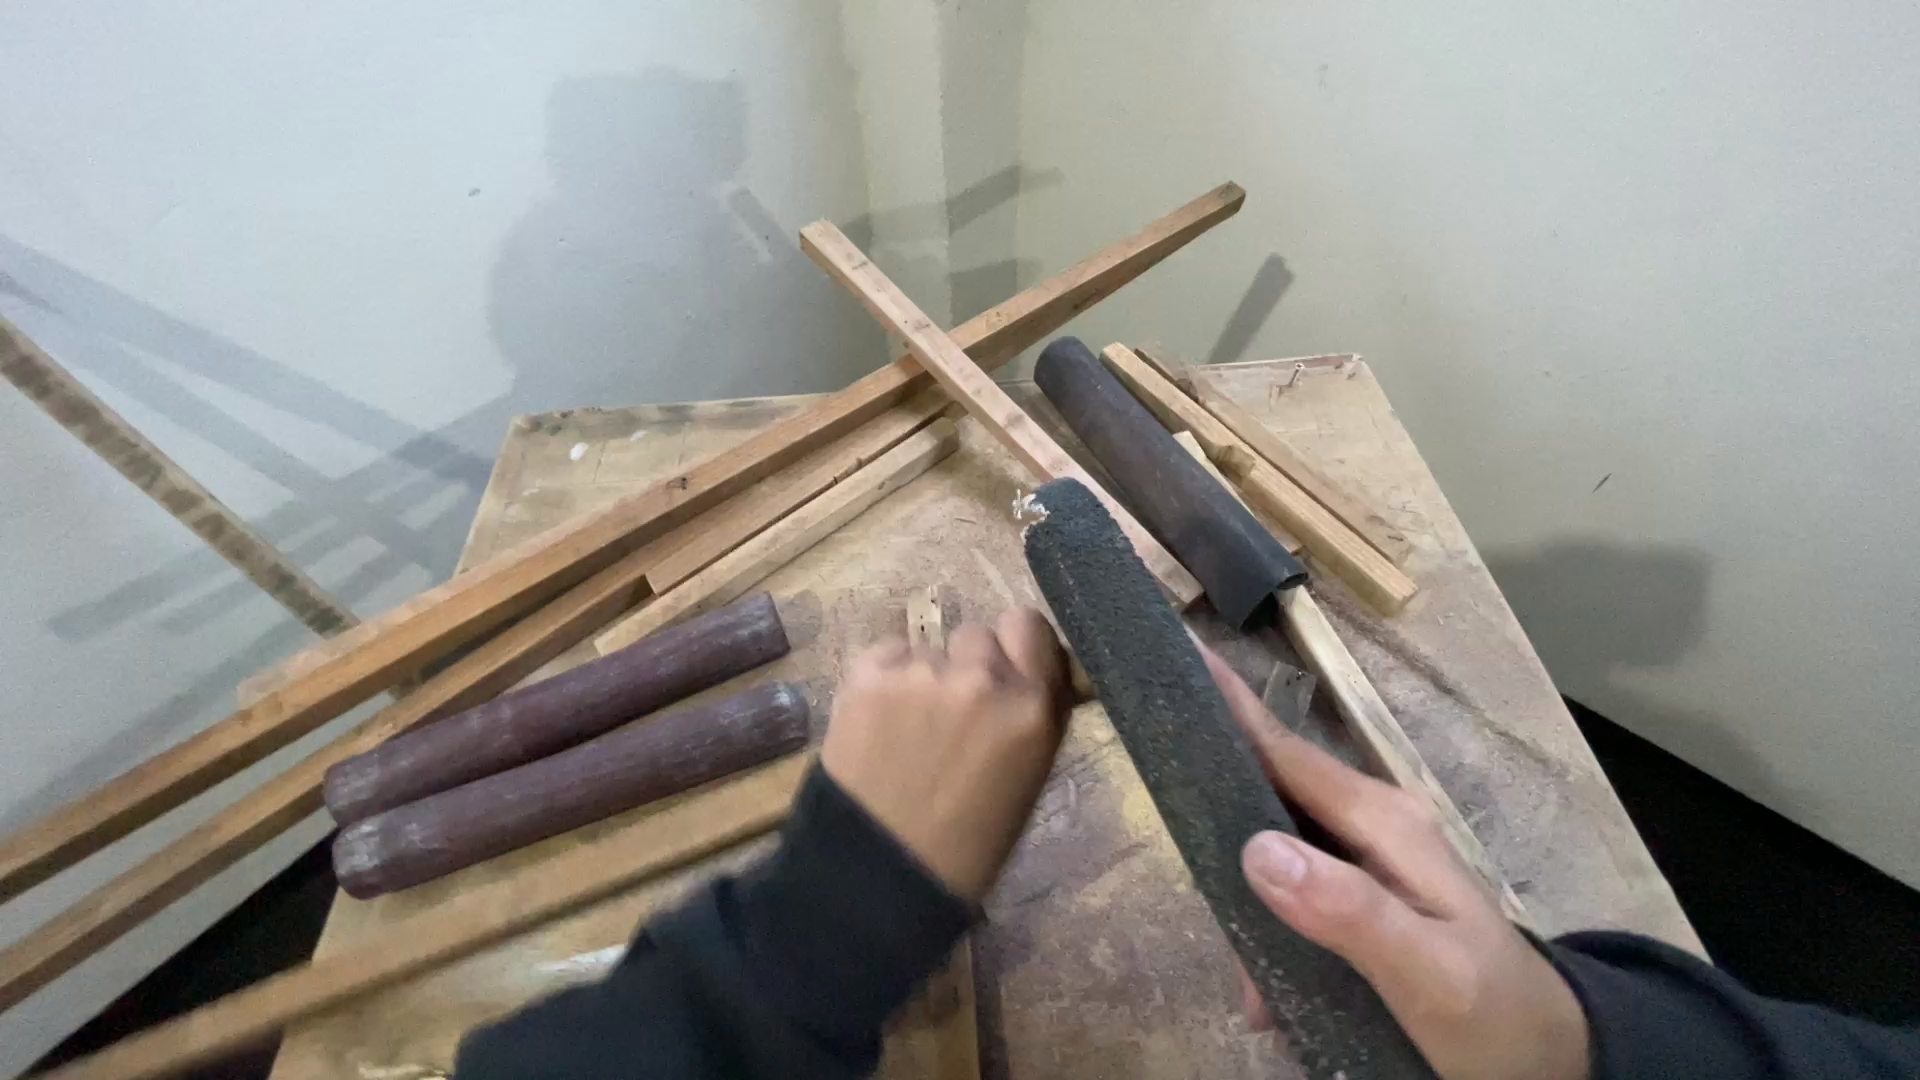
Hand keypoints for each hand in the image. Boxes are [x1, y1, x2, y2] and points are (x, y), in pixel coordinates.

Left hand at [822, 608, 1070, 902]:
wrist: (876, 878)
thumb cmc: (964, 846)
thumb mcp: (1026, 778)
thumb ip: (1034, 714)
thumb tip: (1034, 673)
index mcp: (1031, 709)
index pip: (1030, 625)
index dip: (1016, 644)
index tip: (1004, 668)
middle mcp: (983, 679)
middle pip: (977, 635)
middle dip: (969, 665)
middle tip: (950, 711)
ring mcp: (923, 672)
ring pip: (929, 648)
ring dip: (924, 676)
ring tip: (906, 730)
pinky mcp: (869, 674)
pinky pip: (887, 654)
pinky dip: (884, 679)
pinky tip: (877, 724)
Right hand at [1197, 642, 1591, 1079]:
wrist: (1557, 1060)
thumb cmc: (1497, 1014)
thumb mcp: (1429, 973)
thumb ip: (1348, 910)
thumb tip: (1255, 849)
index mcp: (1380, 818)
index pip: (1285, 750)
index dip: (1229, 705)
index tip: (1182, 655)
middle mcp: (1366, 817)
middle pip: (1266, 787)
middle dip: (1217, 810)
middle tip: (1183, 849)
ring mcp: (1360, 848)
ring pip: (1271, 839)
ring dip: (1246, 897)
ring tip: (1250, 981)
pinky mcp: (1354, 880)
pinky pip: (1289, 877)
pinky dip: (1269, 924)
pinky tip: (1271, 986)